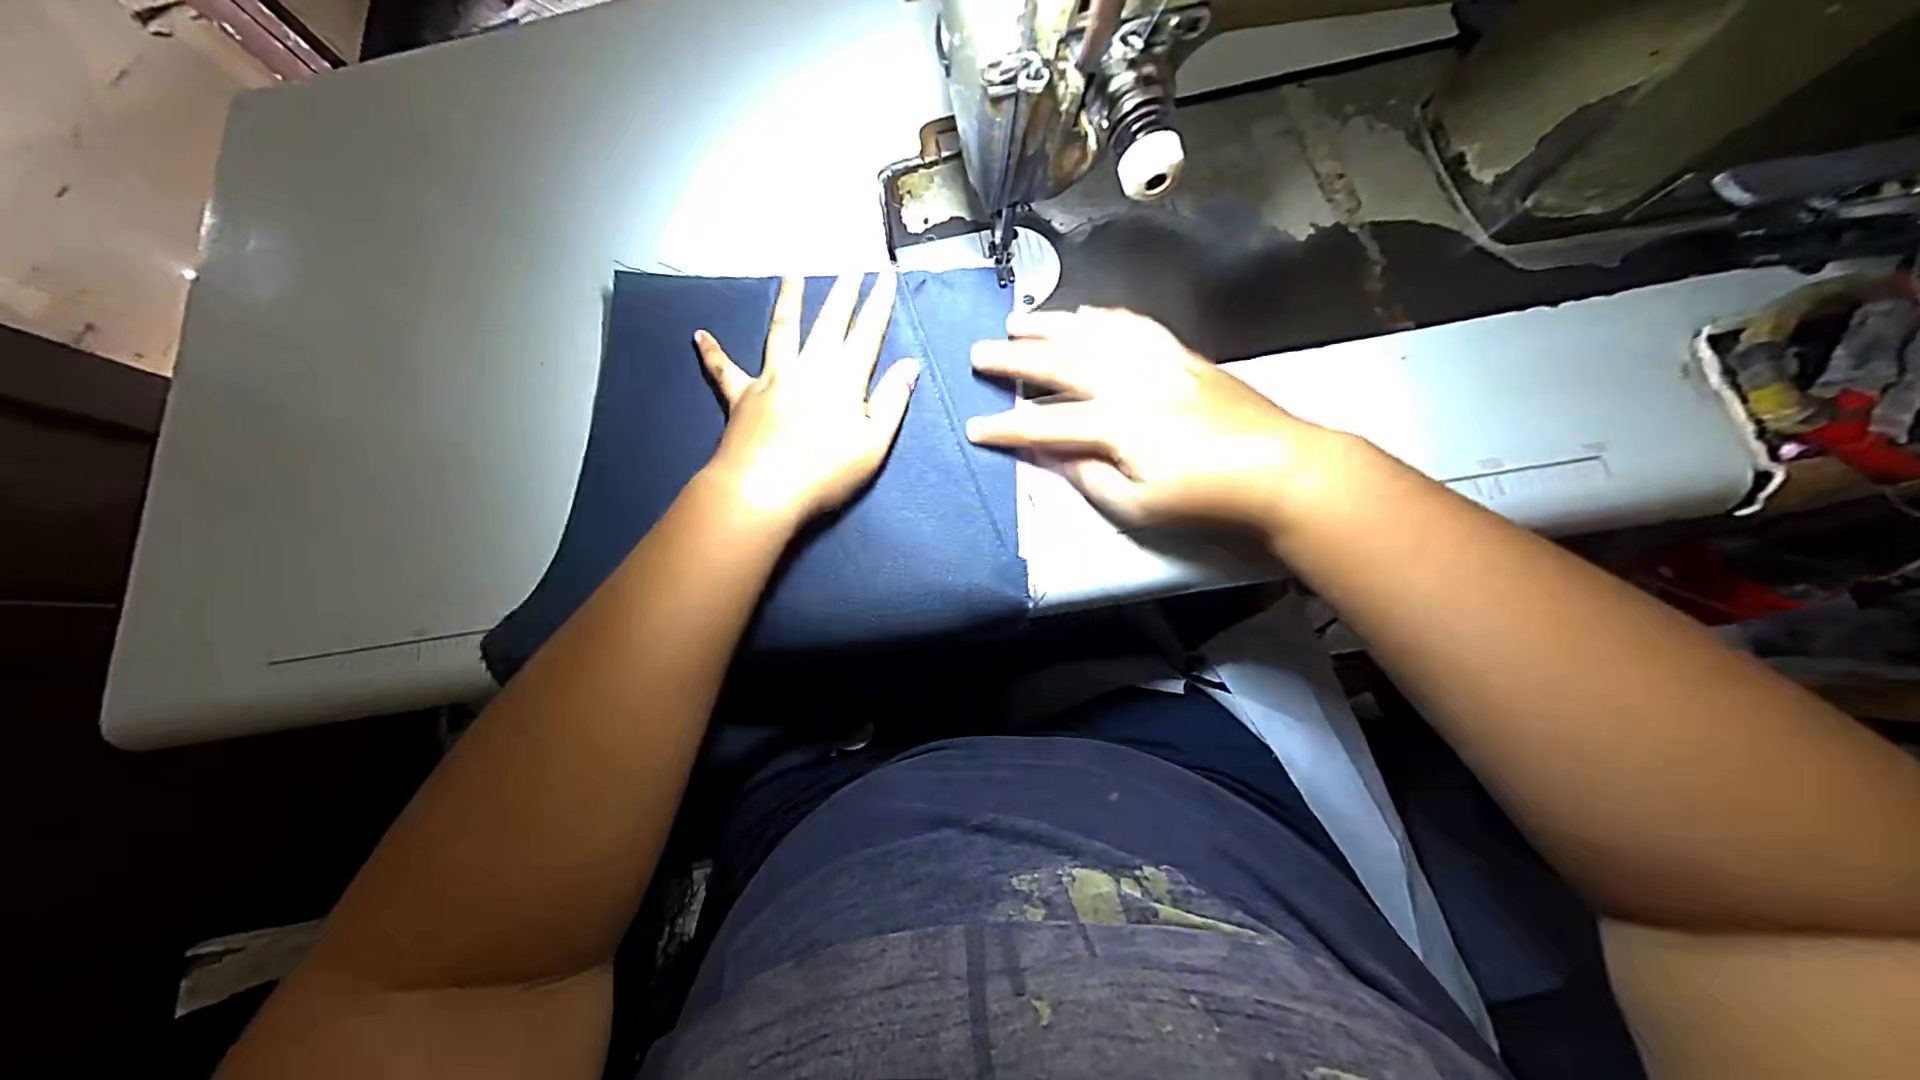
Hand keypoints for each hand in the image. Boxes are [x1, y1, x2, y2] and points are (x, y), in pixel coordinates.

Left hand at [694, 272, 919, 523]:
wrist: (763, 490)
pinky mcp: (741, 396)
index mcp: (843, 378)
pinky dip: (713, 353)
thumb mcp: (874, 442)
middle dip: (843, 292)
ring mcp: (771, 378)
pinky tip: (699, 335)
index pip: (867, 332)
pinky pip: (724, 370)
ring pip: (781, 330)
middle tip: (851, 266)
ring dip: (788, 301)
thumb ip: (892, 400)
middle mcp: (808, 367)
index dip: (878, 303)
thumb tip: (910, 365)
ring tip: (792, 275)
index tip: (885, 276)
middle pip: (828, 321)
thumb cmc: (826, 472)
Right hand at [965, 306, 1363, 540]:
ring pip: (1094, 334)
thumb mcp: (1138, 506)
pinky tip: (1086, 314)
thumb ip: (1088, 477)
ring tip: (1019, 320)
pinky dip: (1104, 317)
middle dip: (1014, 359)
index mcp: (1116, 425)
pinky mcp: (1181, 356)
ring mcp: (1158, 363)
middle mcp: (1131, 383)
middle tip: (979, 352)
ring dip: (1051, 325)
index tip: (973, 427)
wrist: (1278, 467)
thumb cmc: (1205, 497)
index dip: (1005, 427)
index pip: (1045, 424)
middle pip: (1060, 364)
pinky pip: (1135, 326)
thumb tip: (1052, 454)